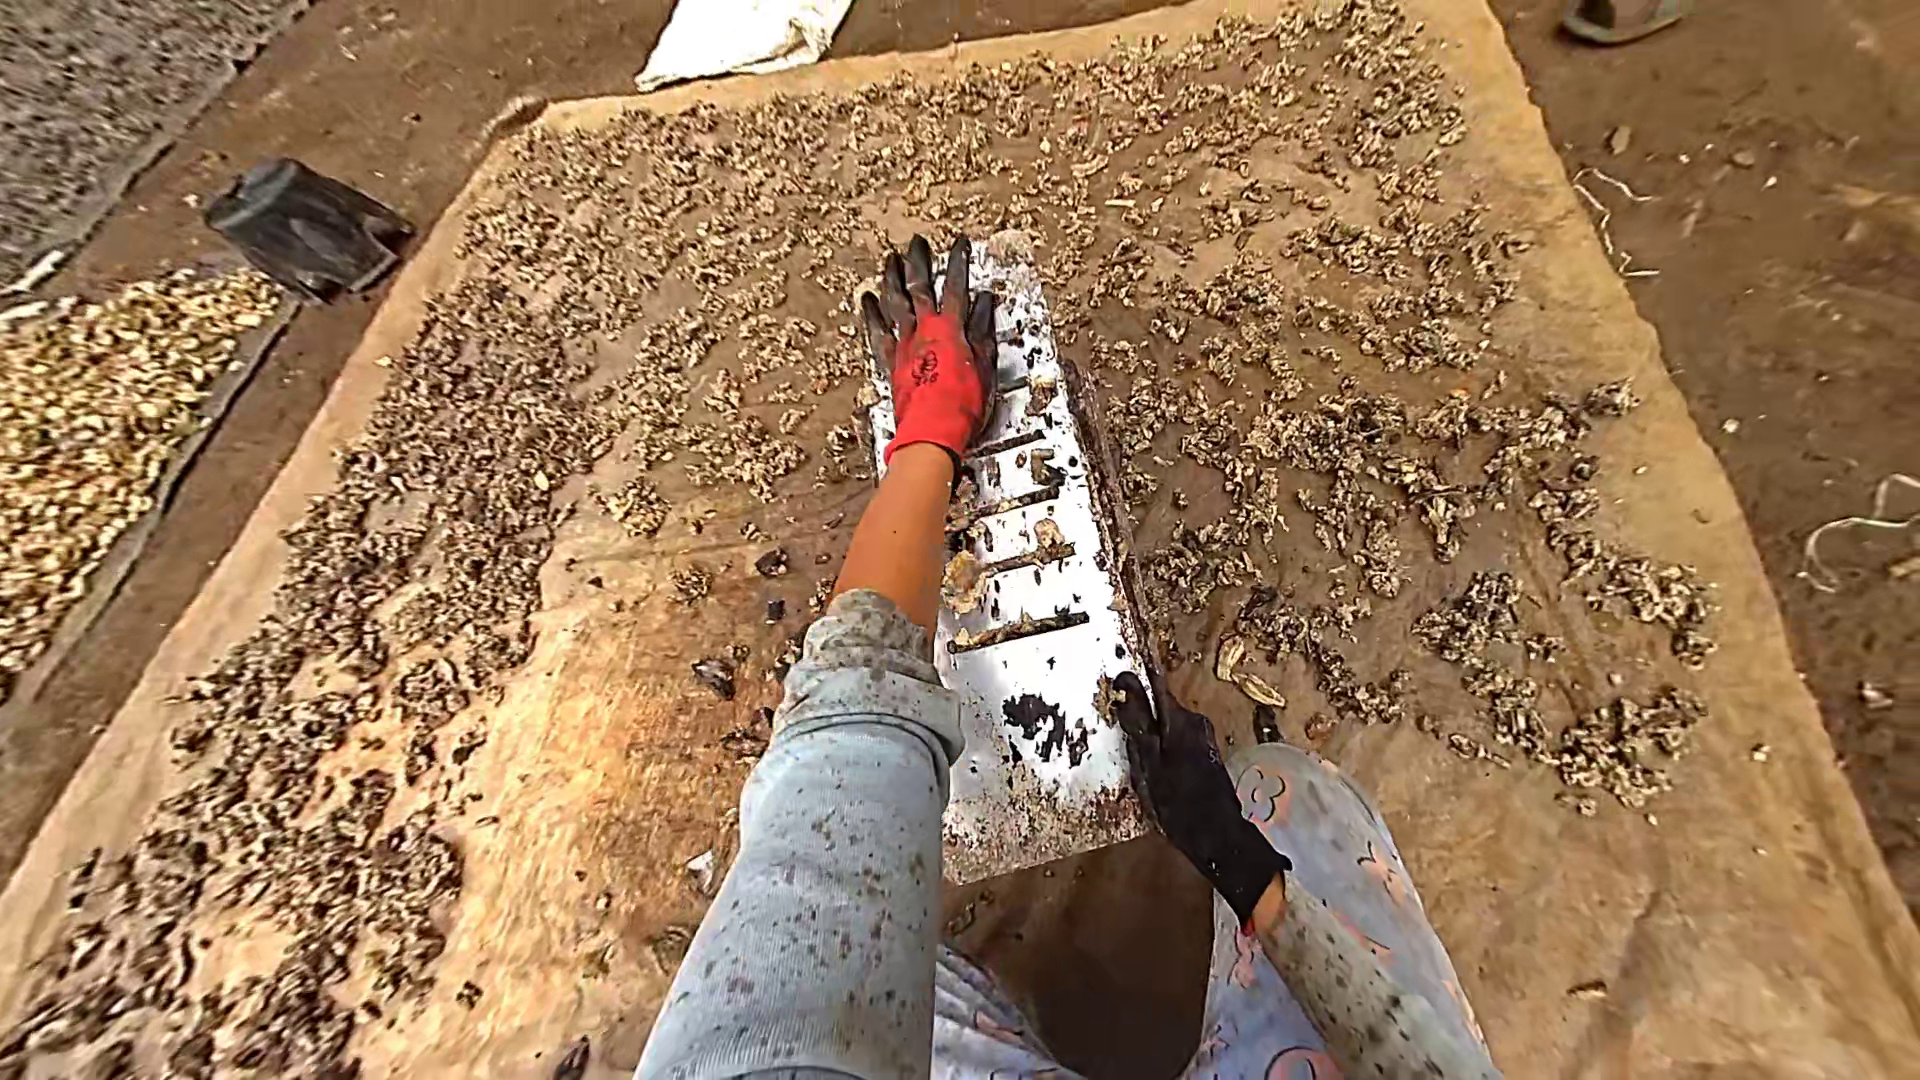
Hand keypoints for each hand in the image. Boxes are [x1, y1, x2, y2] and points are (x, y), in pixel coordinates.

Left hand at [861, 235, 998, 464]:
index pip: (955, 287)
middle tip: (917, 243)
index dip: (959, 263)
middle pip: (918, 287)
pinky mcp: (891, 363)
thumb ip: (982, 333)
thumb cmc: (961, 407)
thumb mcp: (983, 369)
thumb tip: (983, 302)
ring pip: (894, 303)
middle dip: (918, 262)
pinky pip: (878, 333)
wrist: (932, 434)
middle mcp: (924, 331)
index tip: (960, 244)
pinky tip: (868, 300)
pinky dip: (872, 314)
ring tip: (890, 261)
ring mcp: (904, 346)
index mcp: (950, 331)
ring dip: (892, 279)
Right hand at [1112, 671, 1290, 927]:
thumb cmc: (1180, 804)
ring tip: (1129, 750)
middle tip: (1113, 722)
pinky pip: (1173, 737)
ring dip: (1148, 729)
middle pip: (1159, 703)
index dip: (1133, 676)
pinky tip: (1148, 764)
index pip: (1154, 683)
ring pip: (1166, 722)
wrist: (1221, 841)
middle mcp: (1193, 721)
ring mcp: (1201, 737)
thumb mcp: (1148, 764)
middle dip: (1137, 708)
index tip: (1114, 672)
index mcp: (1179, 719)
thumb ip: (1137, 722)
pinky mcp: (1203, 753)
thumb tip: (1124, 682)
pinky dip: (1159, 743)